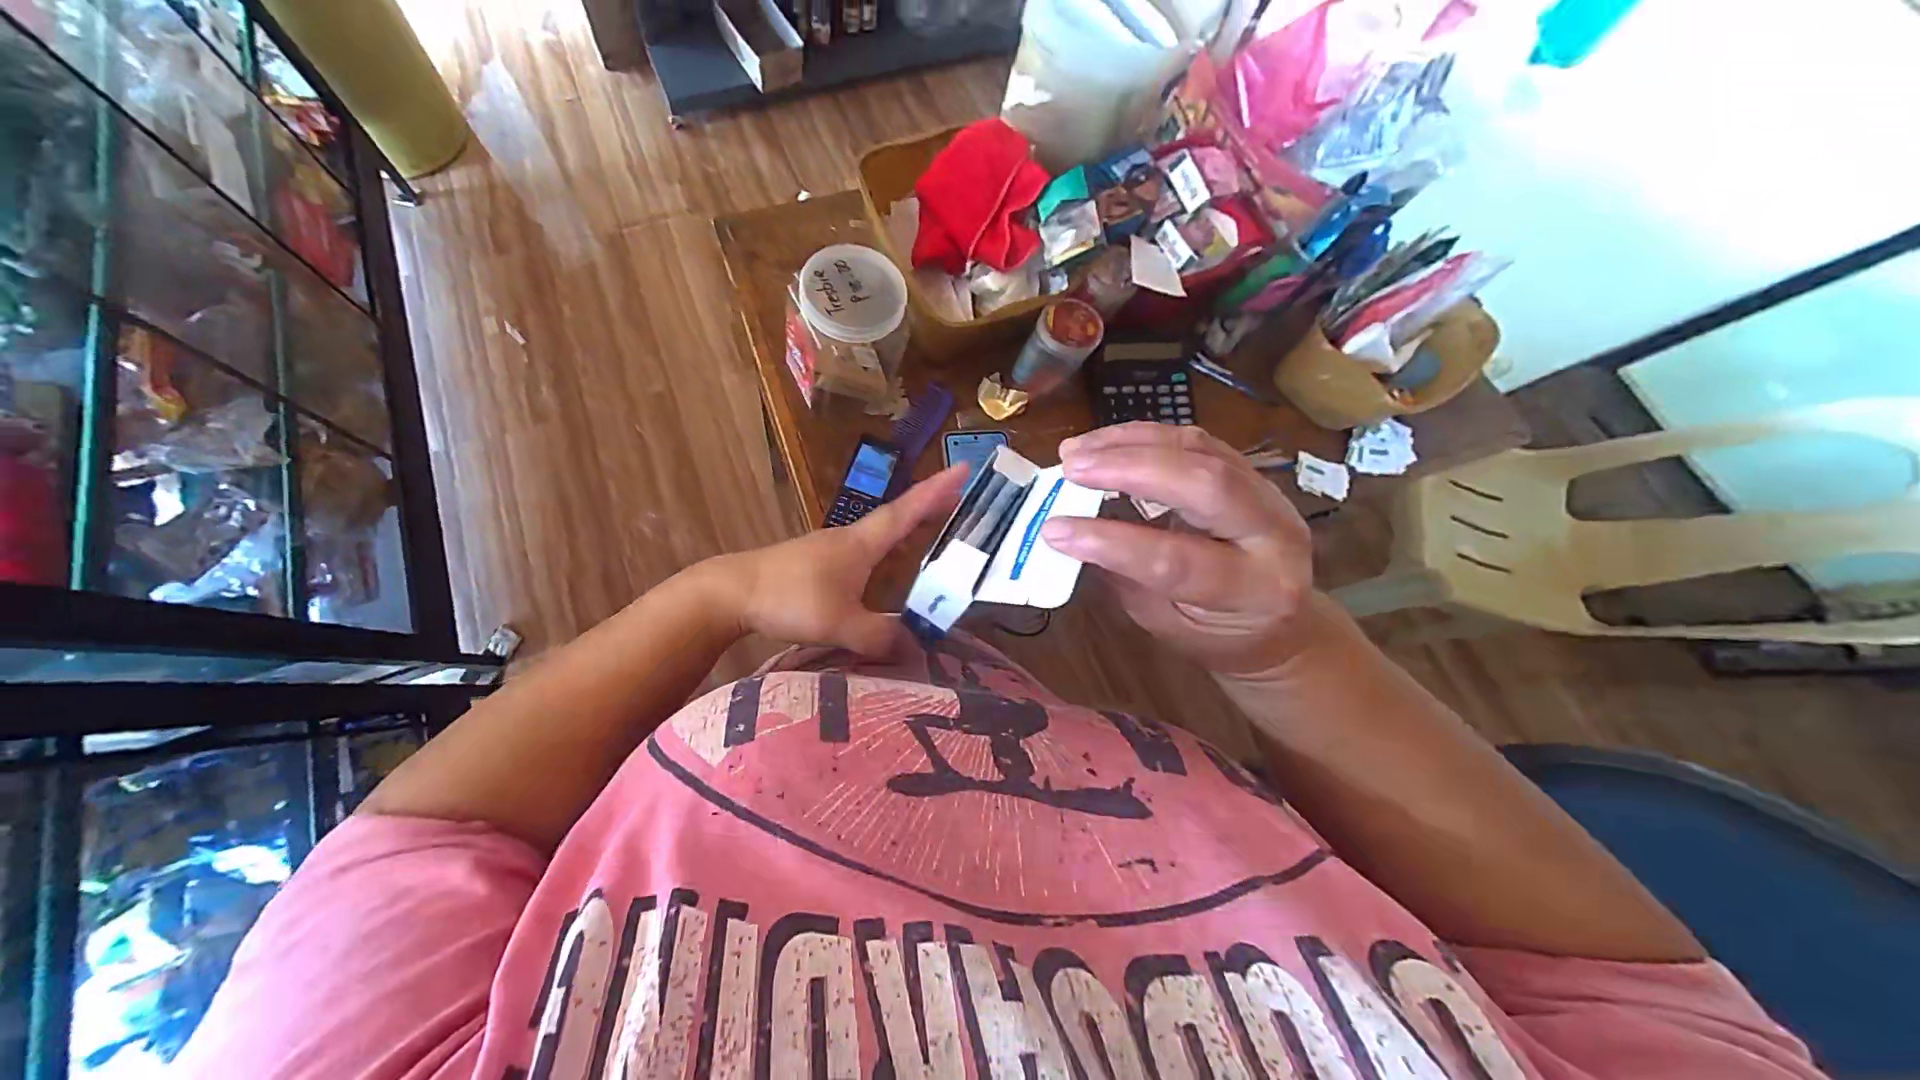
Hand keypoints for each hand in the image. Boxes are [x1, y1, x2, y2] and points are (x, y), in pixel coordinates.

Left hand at [705, 465, 968, 655]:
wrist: (731, 591)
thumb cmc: (789, 598)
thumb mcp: (839, 623)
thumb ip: (880, 636)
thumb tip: (916, 649)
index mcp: (862, 543)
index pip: (908, 511)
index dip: (938, 491)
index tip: (964, 468)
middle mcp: (850, 538)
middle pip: (899, 517)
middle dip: (931, 506)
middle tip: (963, 497)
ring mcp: (832, 549)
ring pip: (881, 534)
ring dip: (910, 527)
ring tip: (936, 529)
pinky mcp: (819, 564)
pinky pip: (866, 551)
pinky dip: (888, 549)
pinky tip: (889, 565)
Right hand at [1039, 423, 1317, 676]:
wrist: (1279, 623)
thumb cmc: (1217, 633)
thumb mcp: (1167, 623)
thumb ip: (1127, 578)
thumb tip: (1072, 534)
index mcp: (1256, 589)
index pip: (1178, 560)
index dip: (1113, 542)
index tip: (1055, 530)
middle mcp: (1274, 533)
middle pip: (1205, 483)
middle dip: (1129, 469)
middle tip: (1070, 469)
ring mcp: (1267, 492)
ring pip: (1199, 450)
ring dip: (1129, 444)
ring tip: (1076, 452)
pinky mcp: (1250, 470)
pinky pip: (1196, 441)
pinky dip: (1144, 437)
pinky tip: (1104, 443)